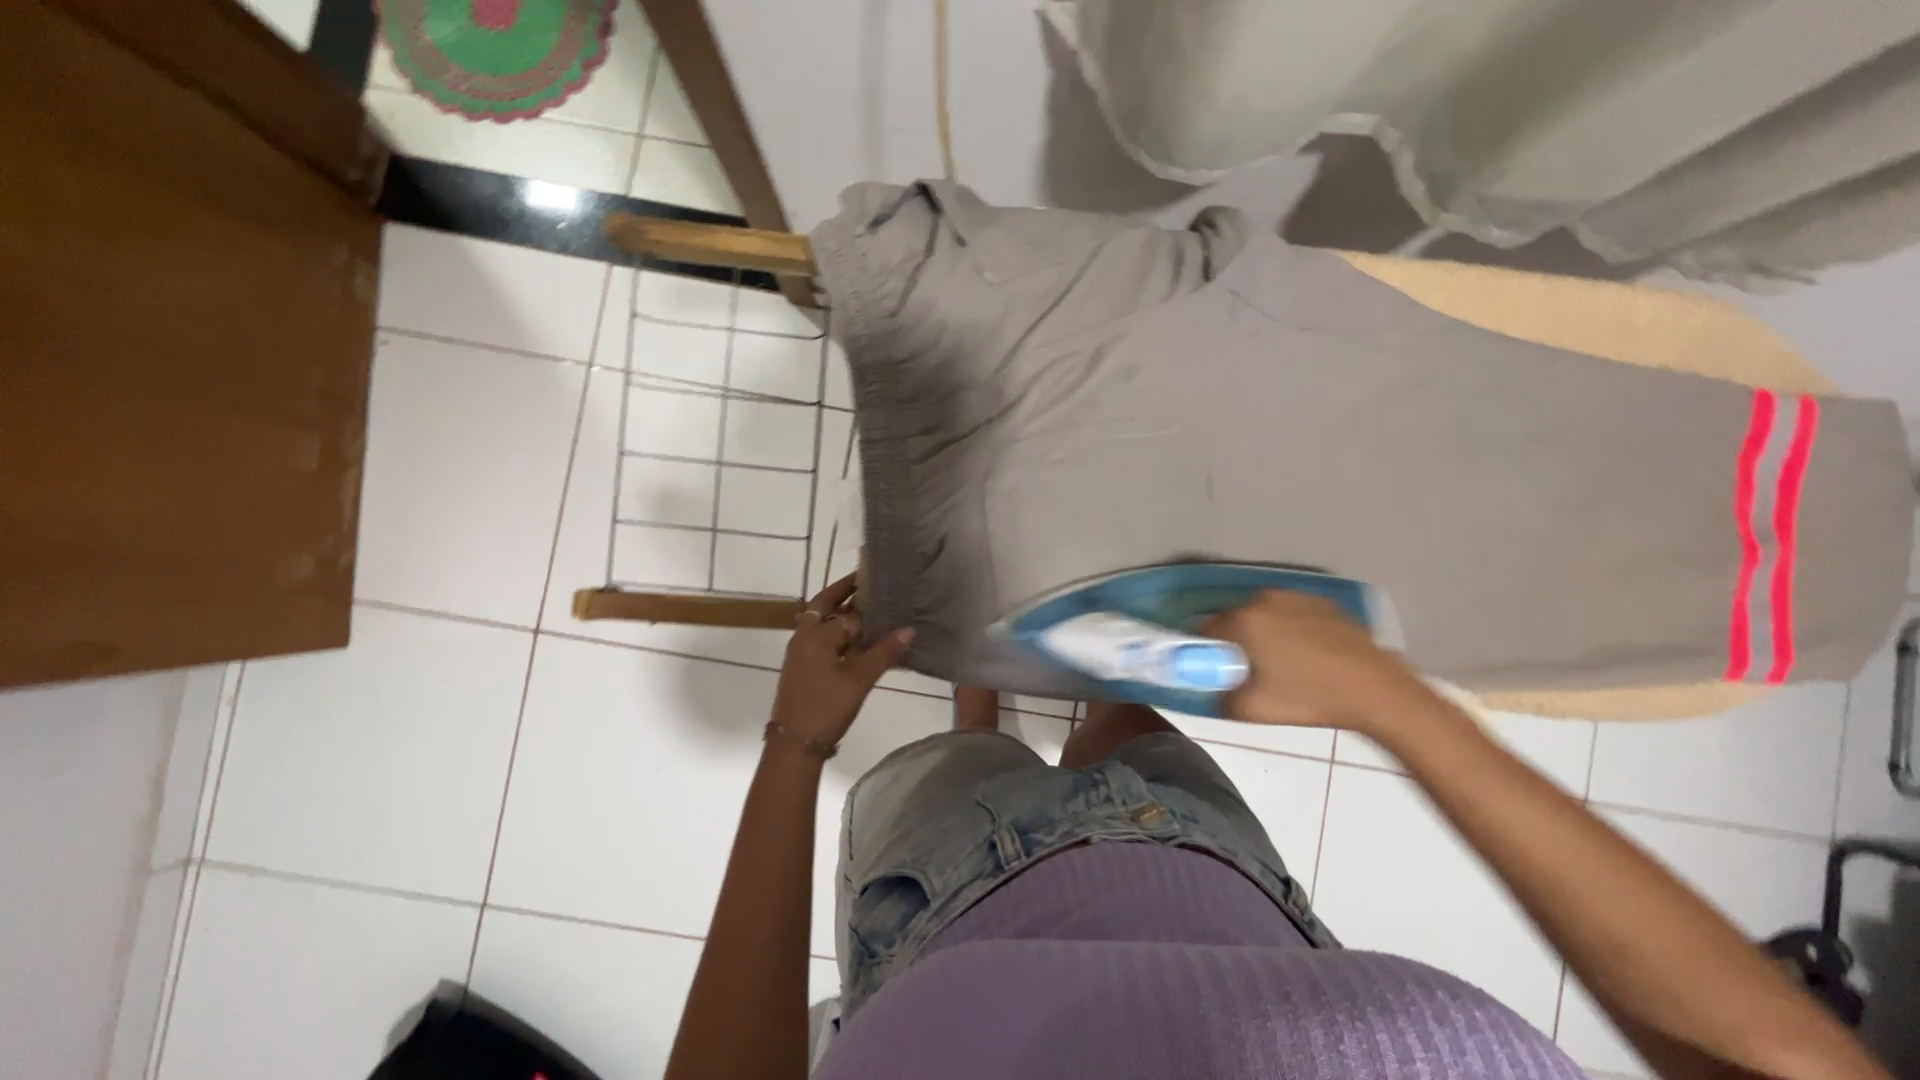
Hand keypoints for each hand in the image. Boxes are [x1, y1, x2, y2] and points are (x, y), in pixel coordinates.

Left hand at [769, 573, 915, 749]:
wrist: (794, 744)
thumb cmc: (826, 707)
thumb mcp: (860, 679)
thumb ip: (885, 652)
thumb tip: (910, 630)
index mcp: (816, 634)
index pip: (847, 610)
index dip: (866, 601)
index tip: (884, 586)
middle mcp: (804, 637)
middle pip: (824, 606)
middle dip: (844, 594)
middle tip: (869, 585)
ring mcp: (800, 653)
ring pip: (821, 624)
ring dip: (841, 615)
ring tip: (872, 613)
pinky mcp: (802, 668)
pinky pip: (821, 641)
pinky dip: (838, 635)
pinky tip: (859, 645)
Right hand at [1205, 590, 1429, 732]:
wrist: (1376, 691)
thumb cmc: (1310, 699)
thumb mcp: (1251, 710)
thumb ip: (1220, 696)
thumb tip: (1214, 687)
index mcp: (1244, 621)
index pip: (1204, 629)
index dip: (1203, 650)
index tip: (1212, 669)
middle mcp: (1265, 599)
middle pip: (1234, 618)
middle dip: (1233, 640)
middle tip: (1244, 669)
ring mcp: (1298, 597)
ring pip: (1264, 614)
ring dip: (1261, 632)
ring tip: (1277, 662)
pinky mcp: (1324, 603)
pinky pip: (1291, 613)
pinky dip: (1289, 628)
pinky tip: (1304, 654)